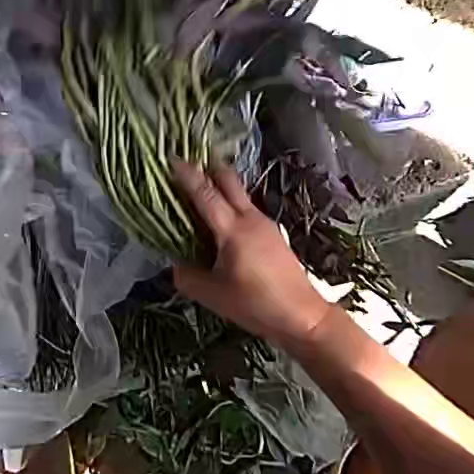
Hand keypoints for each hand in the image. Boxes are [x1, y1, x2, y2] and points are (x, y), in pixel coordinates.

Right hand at [170, 161, 336, 351]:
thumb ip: (188, 276)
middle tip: (188, 164)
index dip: (187, 175)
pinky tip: (221, 221)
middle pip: (228, 179)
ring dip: (220, 186)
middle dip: (208, 167)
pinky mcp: (272, 232)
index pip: (205, 193)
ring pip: (239, 193)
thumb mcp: (213, 296)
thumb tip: (175, 263)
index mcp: (232, 229)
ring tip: (200, 193)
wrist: (301, 314)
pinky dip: (230, 204)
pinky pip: (246, 208)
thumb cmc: (255, 304)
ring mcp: (264, 223)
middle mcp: (250, 218)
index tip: (172, 159)